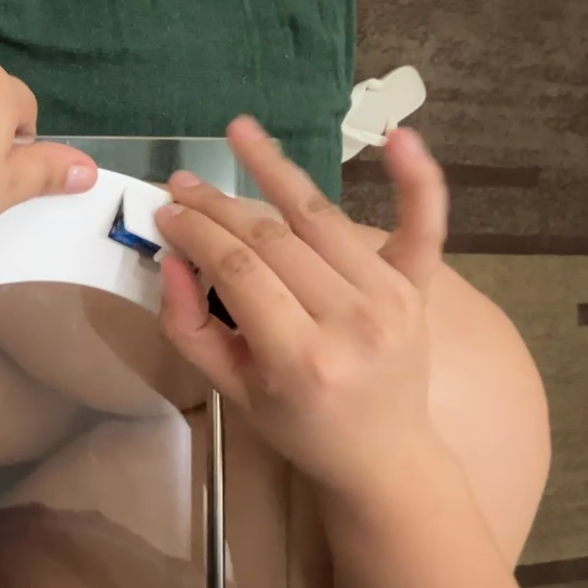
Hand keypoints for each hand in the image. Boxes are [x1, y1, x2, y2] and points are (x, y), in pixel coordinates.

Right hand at [152, 118, 449, 501]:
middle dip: (217, 204)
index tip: (164, 211)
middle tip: (181, 184)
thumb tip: (173, 258)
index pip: (236, 269)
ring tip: (239, 133)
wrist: (384, 455)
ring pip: (319, 217)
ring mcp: (394, 298)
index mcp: (301, 358)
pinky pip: (423, 224)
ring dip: (275, 169)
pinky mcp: (421, 287)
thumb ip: (188, 325)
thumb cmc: (297, 425)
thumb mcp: (227, 388)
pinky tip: (398, 137)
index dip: (194, 231)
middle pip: (271, 239)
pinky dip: (415, 179)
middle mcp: (353, 320)